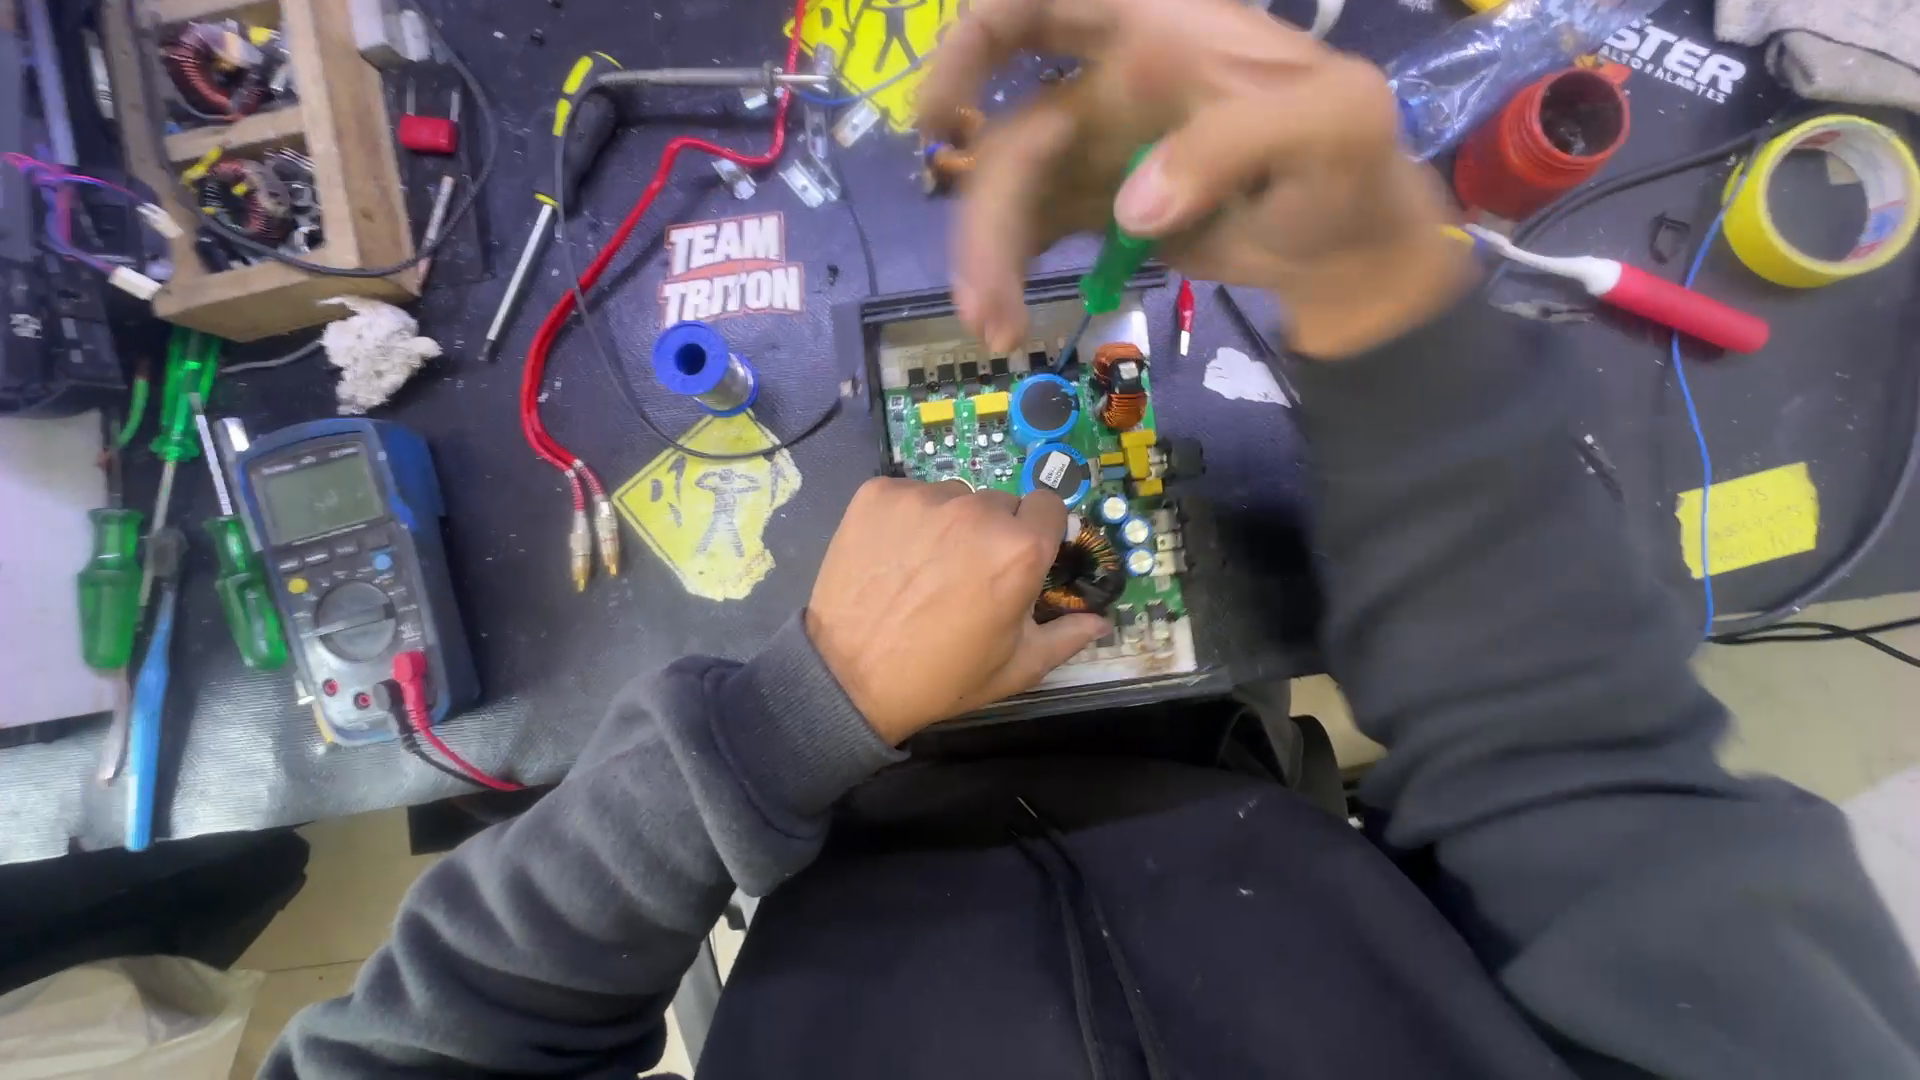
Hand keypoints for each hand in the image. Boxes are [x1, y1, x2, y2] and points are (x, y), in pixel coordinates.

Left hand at [806, 479, 1108, 744]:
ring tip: (924, 567)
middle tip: (966, 574)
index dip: (1038, 532)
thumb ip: (1066, 637)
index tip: (1019, 557)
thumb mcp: (1015, 668)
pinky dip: (906, 517)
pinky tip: (893, 555)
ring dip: (949, 522)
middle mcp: (976, 511)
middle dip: (992, 531)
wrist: (848, 679)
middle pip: (1000, 502)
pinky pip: (909, 493)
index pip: (1049, 506)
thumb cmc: (942, 677)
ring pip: (954, 495)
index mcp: (1020, 550)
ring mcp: (923, 497)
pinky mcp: (878, 492)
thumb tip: (1103, 622)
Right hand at [920, 0, 1475, 357]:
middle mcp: (1108, 85)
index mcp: (1155, 30)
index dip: (973, 41)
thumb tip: (1134, 206)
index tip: (940, 116)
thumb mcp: (1328, 132)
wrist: (1338, 248)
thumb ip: (1239, 143)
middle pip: (1012, 136)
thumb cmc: (1344, 171)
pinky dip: (1007, 273)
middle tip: (980, 302)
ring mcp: (1095, 154)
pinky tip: (1004, 322)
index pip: (1042, 3)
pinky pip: (1028, 234)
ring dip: (987, 261)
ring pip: (1009, 196)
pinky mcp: (1093, 212)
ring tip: (993, 328)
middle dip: (984, 218)